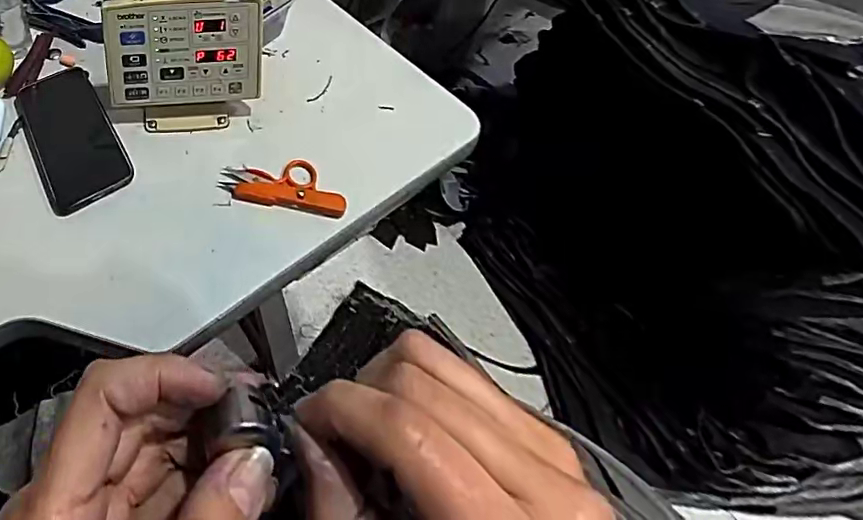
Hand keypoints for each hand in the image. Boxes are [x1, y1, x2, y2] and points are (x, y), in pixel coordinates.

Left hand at [4, 355, 276, 519]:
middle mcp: (60, 499)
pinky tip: (227, 480)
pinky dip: (190, 476)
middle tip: (250, 411)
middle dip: (195, 404)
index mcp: (53, 506)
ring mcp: (78, 518)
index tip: (218, 383)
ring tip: (247, 443)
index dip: (165, 373)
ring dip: (199, 438)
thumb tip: (253, 462)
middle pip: (130, 415)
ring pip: (143, 447)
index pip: (104, 393)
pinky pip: (146, 486)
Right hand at [292, 331, 614, 519]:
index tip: (310, 416)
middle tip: (333, 426)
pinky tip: (412, 429)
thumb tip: (311, 439)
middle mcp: (545, 482)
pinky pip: (469, 375)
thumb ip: (344, 514)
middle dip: (360, 392)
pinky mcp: (549, 439)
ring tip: (371, 424)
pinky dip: (426, 389)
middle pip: (419, 379)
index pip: (407, 427)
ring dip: (389, 380)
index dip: (342, 408)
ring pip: (441, 359)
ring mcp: (552, 453)